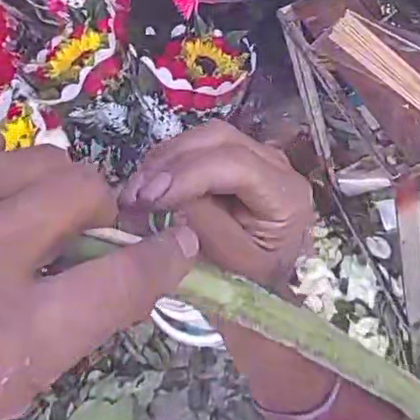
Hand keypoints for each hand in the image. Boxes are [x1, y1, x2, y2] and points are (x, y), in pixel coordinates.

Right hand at [118, 121, 313, 291]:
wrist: (275, 283)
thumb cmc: (257, 280)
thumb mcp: (233, 265)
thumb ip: (206, 227)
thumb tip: (167, 193)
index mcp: (285, 193)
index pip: (236, 164)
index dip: (189, 174)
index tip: (148, 198)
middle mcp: (277, 163)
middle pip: (221, 139)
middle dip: (172, 161)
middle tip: (134, 195)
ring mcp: (260, 155)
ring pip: (209, 136)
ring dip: (167, 158)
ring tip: (135, 192)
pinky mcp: (241, 157)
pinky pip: (204, 145)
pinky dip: (173, 159)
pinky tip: (149, 183)